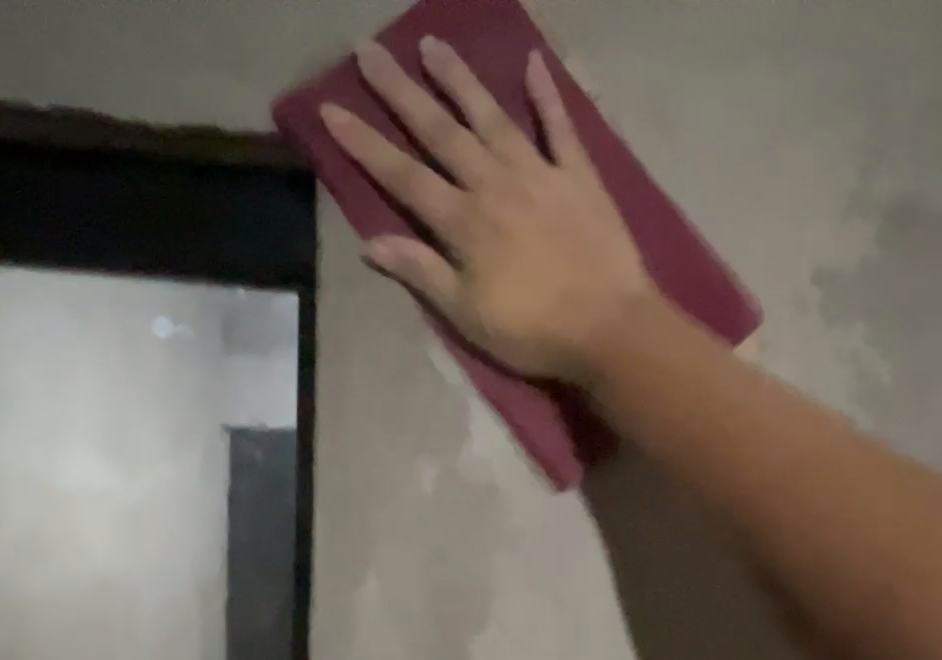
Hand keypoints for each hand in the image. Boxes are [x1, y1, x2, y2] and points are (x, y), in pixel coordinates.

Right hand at [321, 39, 658, 383]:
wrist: (610, 328)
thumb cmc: (534, 332)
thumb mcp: (467, 315)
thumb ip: (421, 273)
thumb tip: (369, 243)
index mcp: (463, 223)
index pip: (403, 176)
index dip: (365, 145)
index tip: (331, 109)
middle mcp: (495, 185)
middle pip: (441, 132)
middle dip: (401, 92)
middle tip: (370, 52)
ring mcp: (540, 175)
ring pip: (492, 118)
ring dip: (460, 80)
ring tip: (432, 44)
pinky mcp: (580, 177)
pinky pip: (561, 127)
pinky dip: (547, 95)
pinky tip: (534, 63)